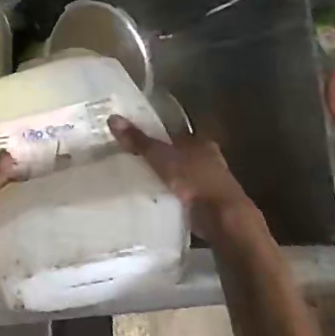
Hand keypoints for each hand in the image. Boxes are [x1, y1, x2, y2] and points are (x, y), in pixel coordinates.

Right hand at [109, 115, 252, 214]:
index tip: (140, 140)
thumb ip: (138, 140)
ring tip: (143, 182)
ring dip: (169, 179)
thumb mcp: (160, 157)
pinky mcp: (209, 204)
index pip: (177, 133)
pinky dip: (174, 197)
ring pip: (184, 175)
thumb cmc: (194, 179)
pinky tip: (158, 200)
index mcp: (201, 142)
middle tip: (138, 161)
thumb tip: (112, 118)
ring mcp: (211, 183)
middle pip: (182, 154)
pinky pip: (186, 196)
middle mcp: (210, 159)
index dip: (160, 135)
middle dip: (164, 159)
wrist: (222, 217)